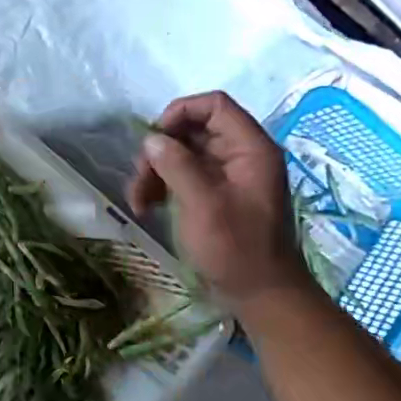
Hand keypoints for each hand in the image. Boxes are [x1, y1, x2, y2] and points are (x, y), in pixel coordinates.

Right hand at [126, 91, 307, 302]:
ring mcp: (229, 176)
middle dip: (160, 151)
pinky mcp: (217, 195)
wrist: (261, 295)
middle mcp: (241, 155)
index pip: (214, 105)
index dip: (179, 113)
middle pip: (193, 130)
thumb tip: (152, 140)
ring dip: (156, 172)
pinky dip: (164, 187)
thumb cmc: (236, 249)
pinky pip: (186, 176)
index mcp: (250, 148)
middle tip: (140, 180)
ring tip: (138, 201)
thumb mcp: (203, 205)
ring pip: (184, 154)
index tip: (153, 140)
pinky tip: (148, 207)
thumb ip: (177, 166)